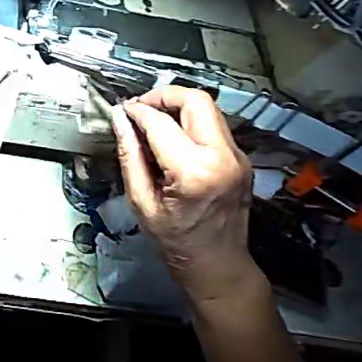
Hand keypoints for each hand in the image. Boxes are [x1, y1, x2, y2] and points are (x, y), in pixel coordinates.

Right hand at [109, 86, 262, 301]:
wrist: (219, 266)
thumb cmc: (176, 243)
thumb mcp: (141, 202)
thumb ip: (130, 155)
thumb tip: (120, 120)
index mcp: (194, 172)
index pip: (160, 123)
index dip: (137, 112)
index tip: (123, 112)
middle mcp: (222, 158)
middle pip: (195, 100)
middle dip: (163, 96)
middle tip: (140, 108)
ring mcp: (237, 157)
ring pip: (207, 108)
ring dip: (177, 106)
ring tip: (153, 121)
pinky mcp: (240, 159)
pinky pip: (213, 126)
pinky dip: (189, 121)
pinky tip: (171, 138)